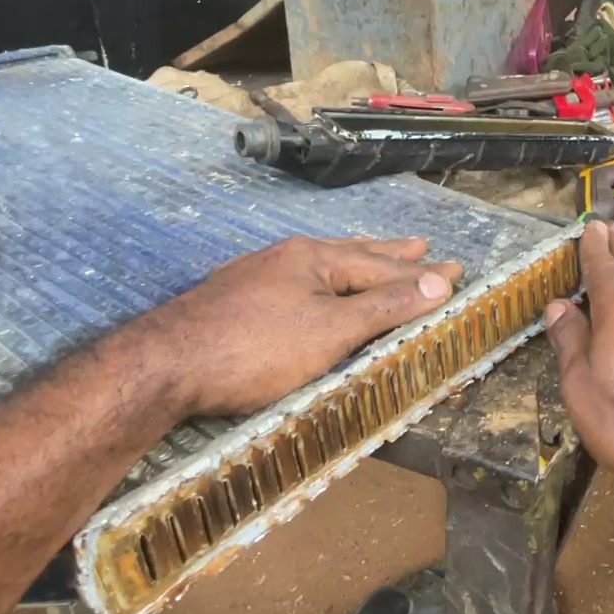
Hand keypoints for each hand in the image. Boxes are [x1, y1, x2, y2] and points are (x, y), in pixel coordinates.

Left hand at [118, 237, 462, 416]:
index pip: (381, 266)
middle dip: (391, 255)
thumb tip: (439, 282)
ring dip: (356, 264)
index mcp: (313, 259)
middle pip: (351, 254)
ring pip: (320, 266)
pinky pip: (296, 281)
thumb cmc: (254, 349)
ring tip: (377, 256)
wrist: (157, 368)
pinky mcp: (233, 301)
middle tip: (422, 245)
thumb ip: (385, 307)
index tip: (456, 269)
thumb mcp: (330, 331)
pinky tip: (314, 289)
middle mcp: (286, 258)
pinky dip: (323, 282)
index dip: (421, 272)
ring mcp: (256, 277)